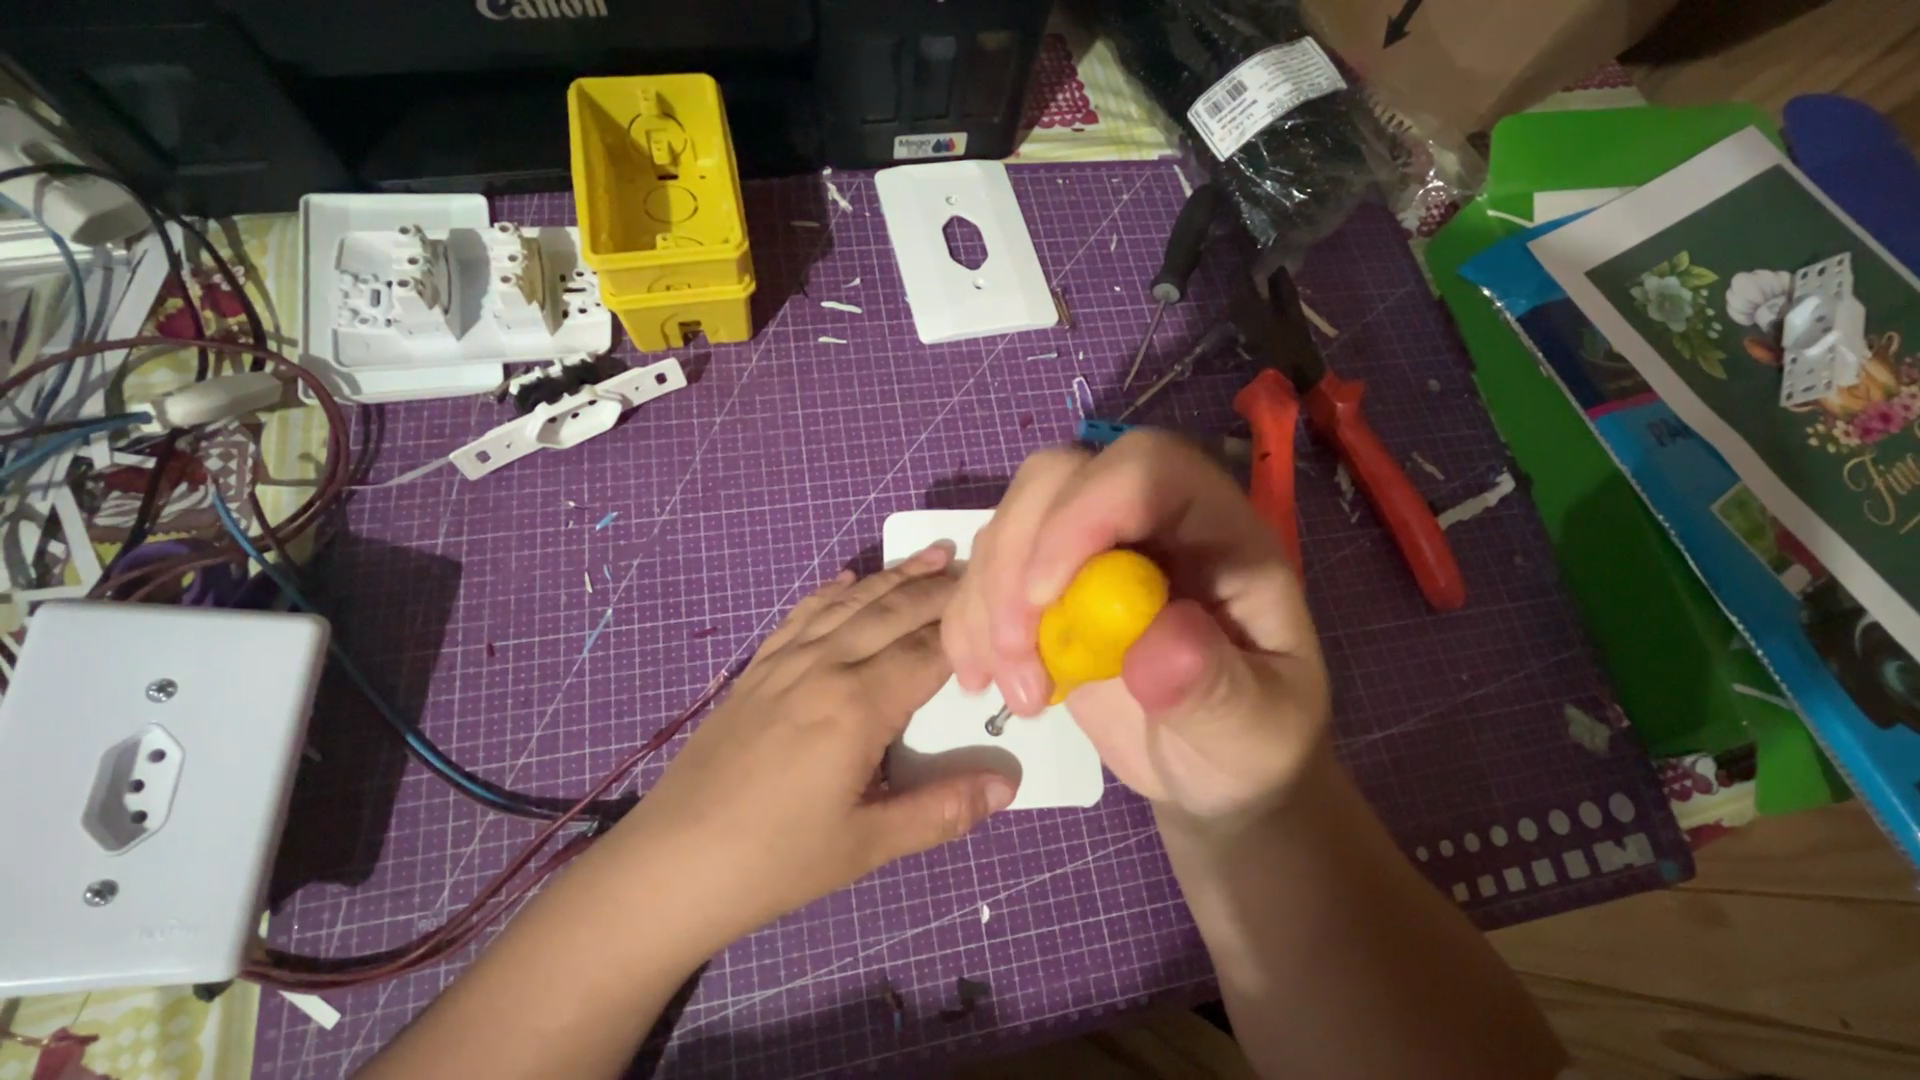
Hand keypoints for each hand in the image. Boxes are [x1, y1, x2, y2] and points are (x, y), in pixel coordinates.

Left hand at [610, 544, 1014, 942]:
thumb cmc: (776, 860)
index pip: (928, 651)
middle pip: (893, 612)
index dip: (967, 627)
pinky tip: (847, 577)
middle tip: (980, 564)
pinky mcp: (755, 672)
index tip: (1003, 604)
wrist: (671, 863)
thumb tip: (1008, 785)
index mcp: (858, 704)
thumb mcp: (868, 844)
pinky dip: (831, 591)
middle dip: (940, 587)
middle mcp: (824, 666)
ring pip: (849, 603)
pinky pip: (801, 615)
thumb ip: (941, 811)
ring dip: (894, 576)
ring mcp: (783, 663)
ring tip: (932, 553)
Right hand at [942, 430, 1330, 820]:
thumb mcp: (1257, 730)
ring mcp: (1090, 548)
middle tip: (1016, 654)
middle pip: (1057, 477)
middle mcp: (1146, 521)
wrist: (1209, 764)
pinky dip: (967, 621)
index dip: (1084, 512)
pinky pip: (986, 571)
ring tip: (1020, 693)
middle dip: (1015, 560)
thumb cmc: (1250, 742)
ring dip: (988, 602)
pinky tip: (982, 680)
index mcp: (1215, 528)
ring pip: (1011, 519)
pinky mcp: (1047, 585)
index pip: (1145, 468)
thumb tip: (1162, 640)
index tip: (1043, 598)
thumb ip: (1219, 688)